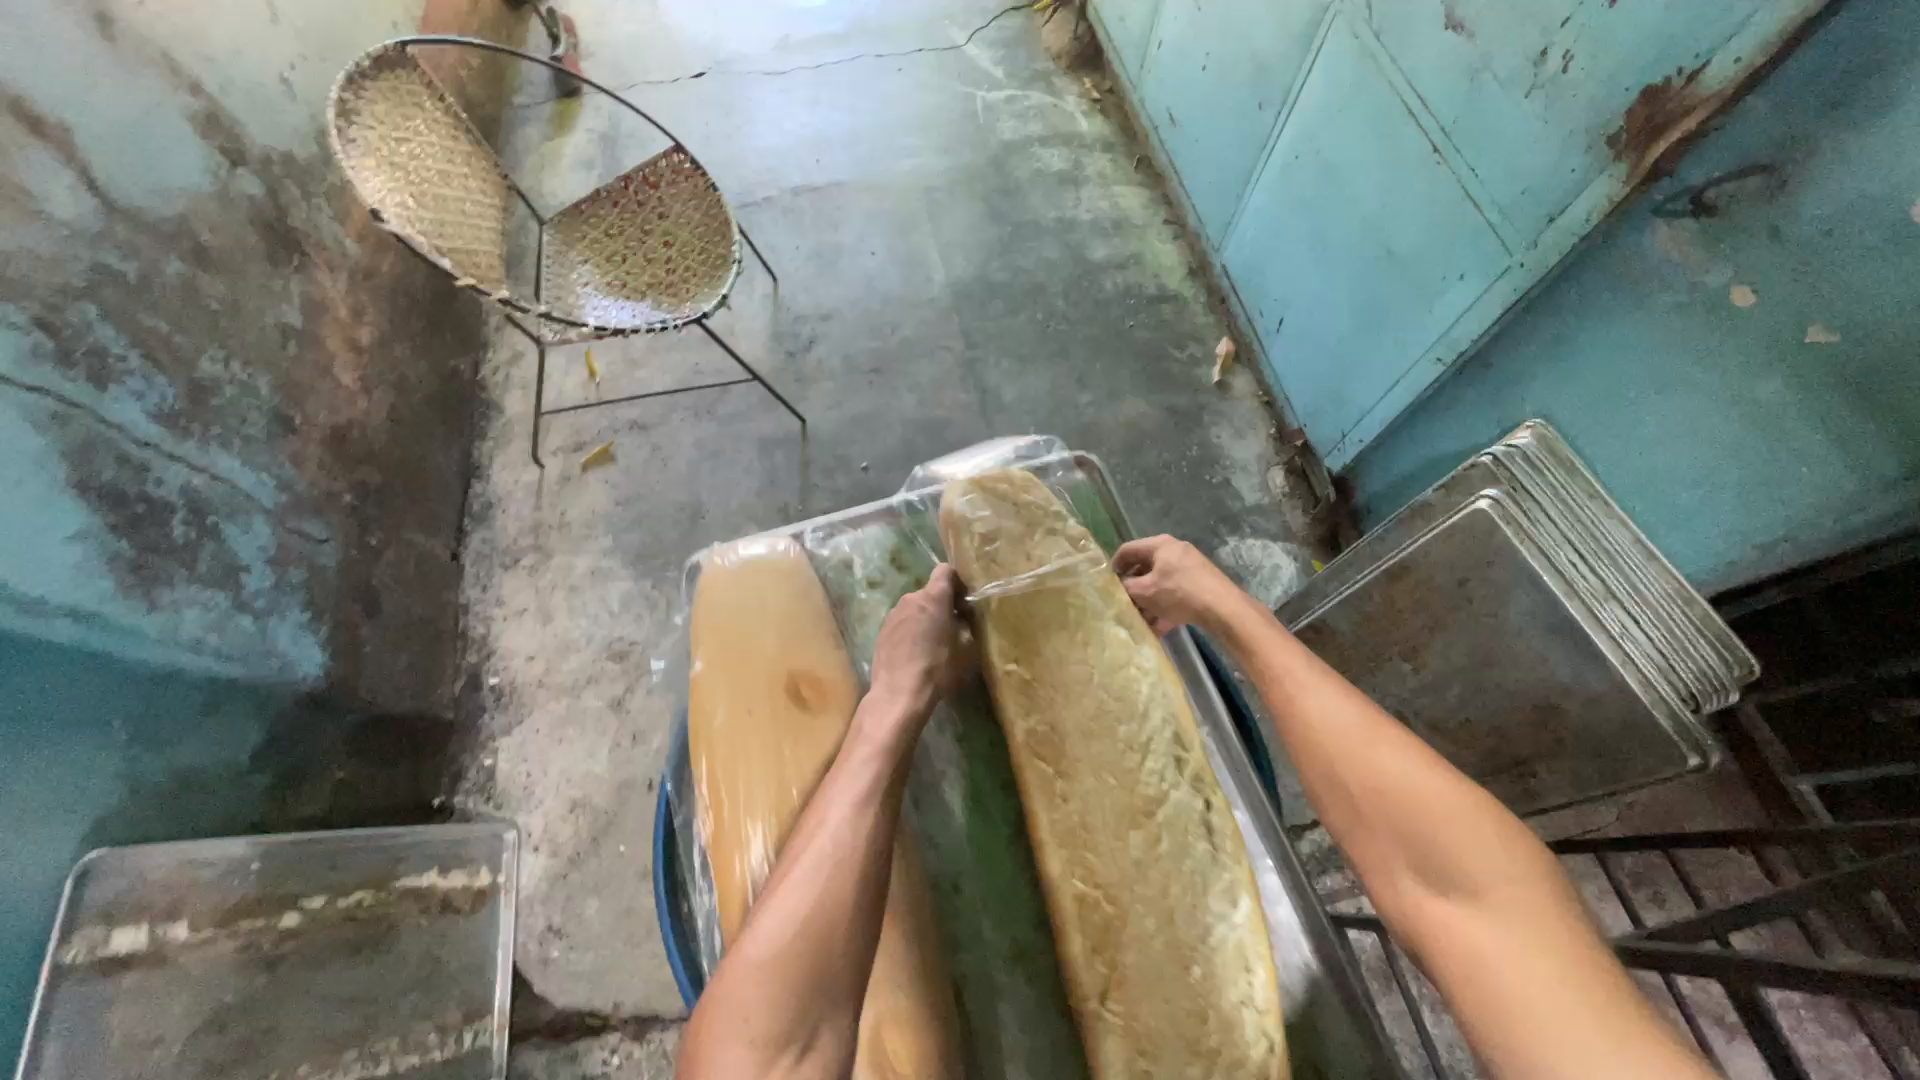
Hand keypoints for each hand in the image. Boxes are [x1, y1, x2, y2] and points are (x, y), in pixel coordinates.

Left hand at [867, 564, 976, 720]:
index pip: (945, 570)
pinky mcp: (881, 631)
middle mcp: (910, 598)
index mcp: (933, 597)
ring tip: (932, 645)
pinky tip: (915, 654)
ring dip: (925, 619)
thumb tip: (962, 618)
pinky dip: (910, 632)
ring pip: (914, 609)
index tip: (964, 603)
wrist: (899, 693)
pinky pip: (902, 623)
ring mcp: (892, 614)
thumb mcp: (967, 648)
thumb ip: (967, 625)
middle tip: (952, 628)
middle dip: (942, 605)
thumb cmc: (939, 668)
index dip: (957, 582)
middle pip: (930, 593)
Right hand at [1111, 535, 1245, 635]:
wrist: (1223, 608)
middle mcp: (1174, 550)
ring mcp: (1190, 567)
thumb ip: (1125, 588)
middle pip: (1144, 567)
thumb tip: (1116, 587)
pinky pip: (1175, 593)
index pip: (1127, 550)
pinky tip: (1159, 627)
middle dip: (1132, 588)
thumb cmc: (1178, 593)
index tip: (1106, 585)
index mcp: (1160, 545)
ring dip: (1148, 601)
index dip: (1114, 566)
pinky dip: (1165, 607)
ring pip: (1160, 583)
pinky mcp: (1200, 583)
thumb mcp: (1144, 592)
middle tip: (1123, 603)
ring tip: (1140, 621)